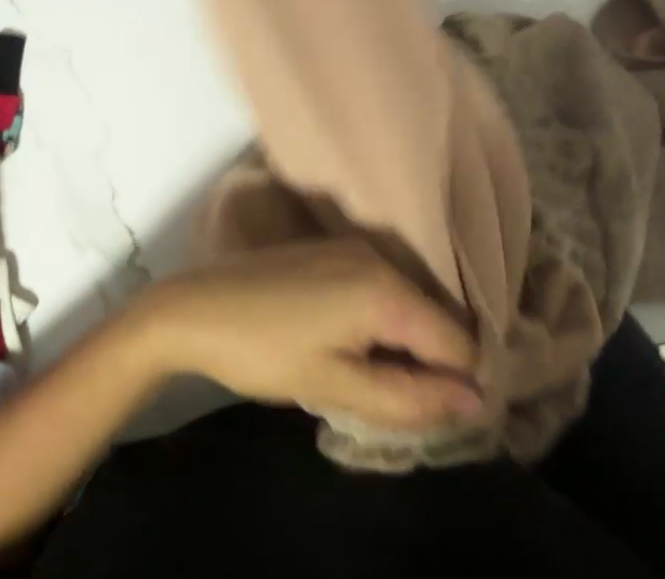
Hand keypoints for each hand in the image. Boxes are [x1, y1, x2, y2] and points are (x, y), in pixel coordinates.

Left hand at [128, 239, 482, 431]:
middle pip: (436, 319)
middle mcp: (376, 257)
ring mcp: (349, 248)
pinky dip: (378, 322)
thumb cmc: (260, 351)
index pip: (461, 344)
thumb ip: (411, 397)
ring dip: (403, 345)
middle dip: (432, 365)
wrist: (188, 310)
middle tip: (400, 402)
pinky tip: (350, 348)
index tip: (438, 416)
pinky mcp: (326, 251)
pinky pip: (377, 289)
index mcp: (385, 289)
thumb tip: (477, 401)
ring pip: (407, 305)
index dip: (461, 387)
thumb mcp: (336, 386)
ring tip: (372, 379)